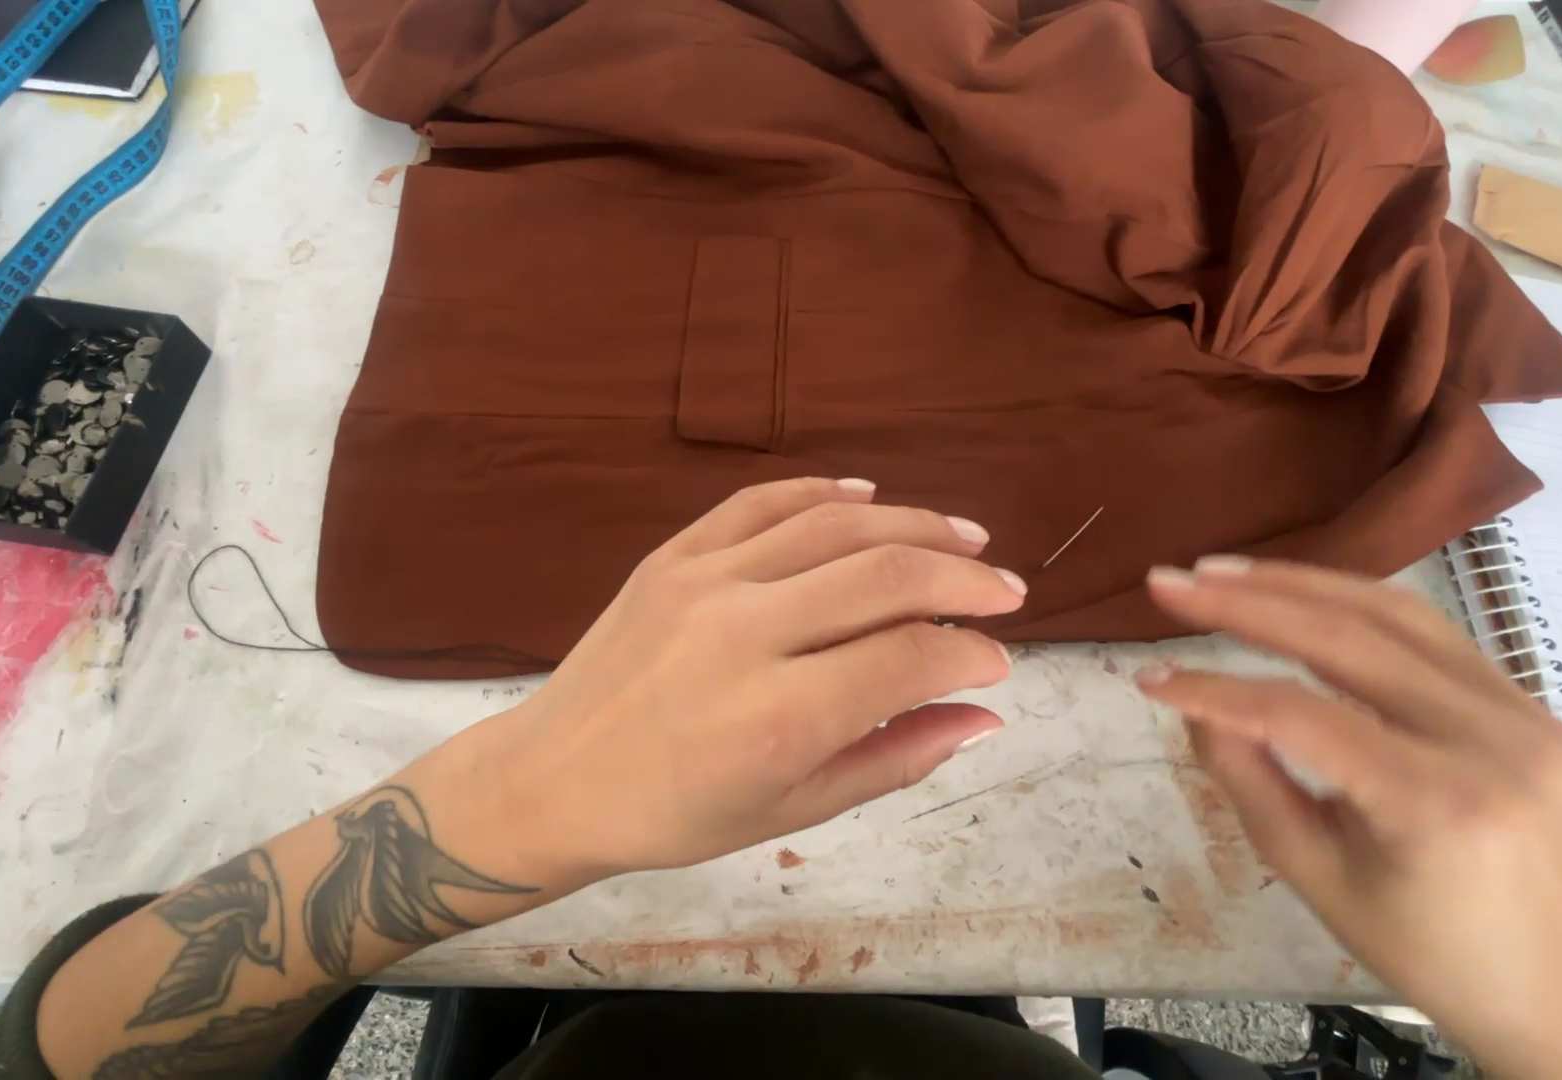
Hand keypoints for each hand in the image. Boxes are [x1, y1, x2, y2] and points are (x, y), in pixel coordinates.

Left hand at [418, 478, 1023, 885]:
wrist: (556, 777)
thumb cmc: (674, 814)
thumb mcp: (791, 810)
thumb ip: (894, 757)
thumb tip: (982, 714)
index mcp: (779, 717)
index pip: (909, 658)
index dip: (970, 654)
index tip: (998, 661)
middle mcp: (745, 632)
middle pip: (884, 575)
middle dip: (962, 579)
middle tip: (1005, 589)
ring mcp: (703, 580)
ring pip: (833, 524)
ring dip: (911, 524)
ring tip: (962, 537)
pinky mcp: (672, 555)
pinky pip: (761, 502)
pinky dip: (823, 491)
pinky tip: (869, 495)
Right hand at [1137, 557, 1561, 1079]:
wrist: (1553, 988)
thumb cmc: (1417, 943)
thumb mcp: (1307, 867)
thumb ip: (1243, 773)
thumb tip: (1190, 702)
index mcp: (1438, 802)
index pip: (1298, 714)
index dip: (1213, 690)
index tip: (1147, 680)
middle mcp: (1495, 742)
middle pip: (1347, 641)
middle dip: (1243, 604)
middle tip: (1167, 582)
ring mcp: (1525, 715)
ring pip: (1391, 615)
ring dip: (1293, 584)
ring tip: (1216, 572)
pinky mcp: (1527, 704)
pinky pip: (1424, 632)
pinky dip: (1346, 601)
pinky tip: (1290, 591)